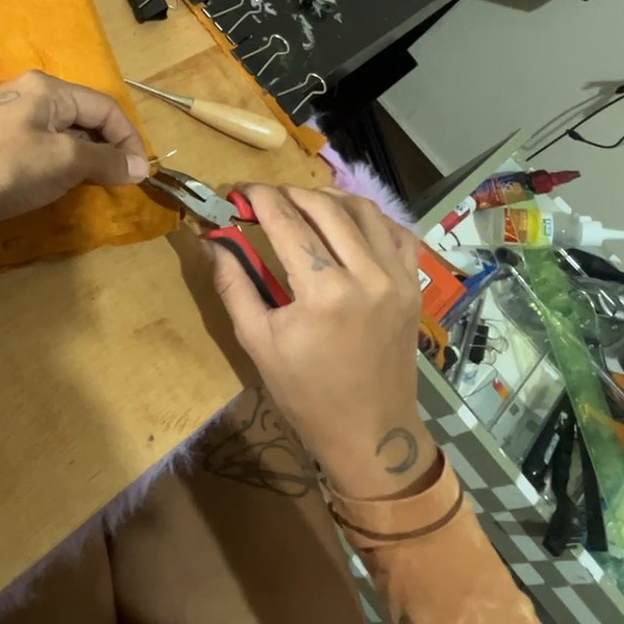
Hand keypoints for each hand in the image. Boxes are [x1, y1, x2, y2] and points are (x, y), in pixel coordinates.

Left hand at [0, 71, 149, 293]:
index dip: (128, 139)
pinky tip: (58, 190)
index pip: (104, 106)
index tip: (139, 175)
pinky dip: (59, 170)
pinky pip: (41, 155)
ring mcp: (9, 125)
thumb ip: (106, 160)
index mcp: (47, 89)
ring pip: (63, 138)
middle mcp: (28, 98)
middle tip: (119, 183)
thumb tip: (140, 168)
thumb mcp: (63, 161)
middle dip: (107, 149)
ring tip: (93, 188)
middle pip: (84, 119)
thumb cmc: (4, 170)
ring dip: (84, 162)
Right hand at [205, 184, 439, 498]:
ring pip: (364, 210)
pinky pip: (396, 231)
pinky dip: (370, 218)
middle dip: (289, 192)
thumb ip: (232, 283)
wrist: (370, 432)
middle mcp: (366, 275)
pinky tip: (347, 224)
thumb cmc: (305, 393)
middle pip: (325, 207)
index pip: (286, 221)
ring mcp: (397, 278)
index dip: (258, 197)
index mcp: (323, 292)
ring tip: (302, 203)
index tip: (238, 190)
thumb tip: (210, 239)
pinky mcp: (413, 285)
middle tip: (264, 198)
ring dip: (328, 198)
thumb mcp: (256, 340)